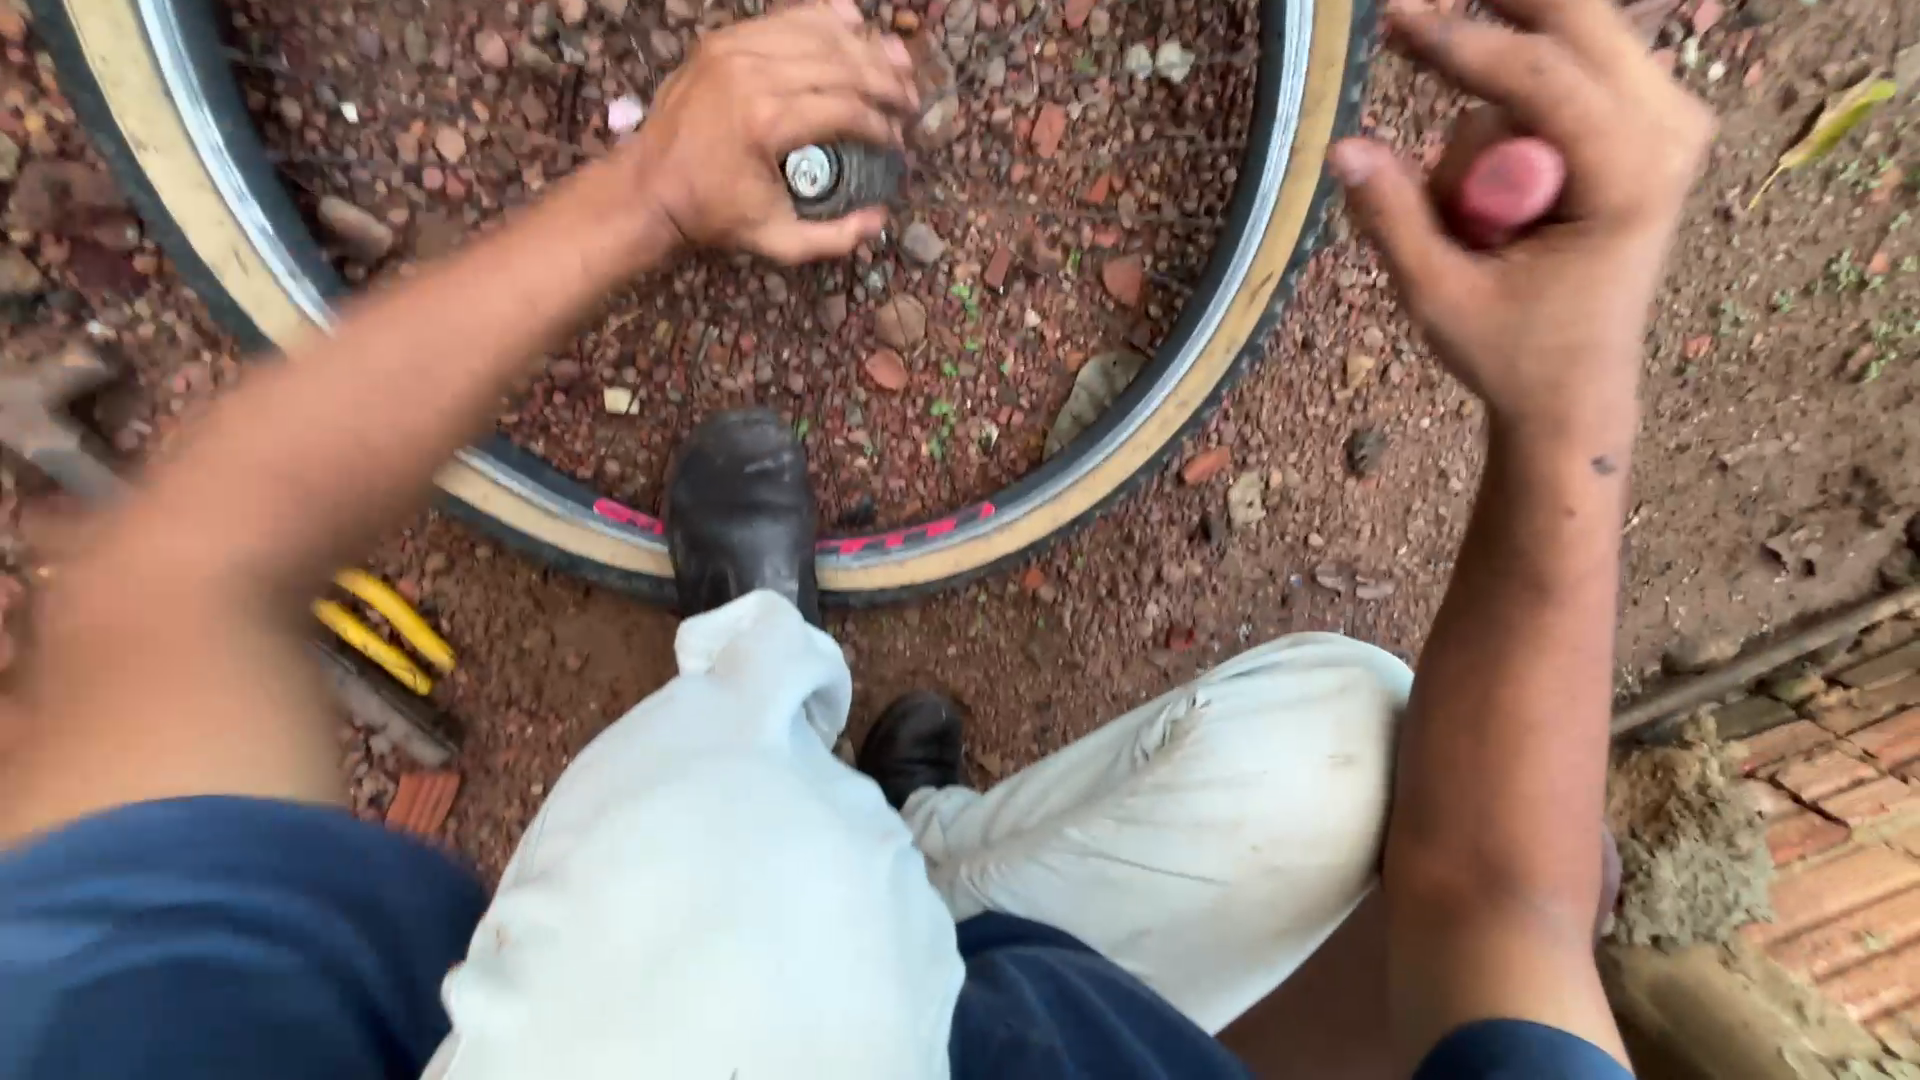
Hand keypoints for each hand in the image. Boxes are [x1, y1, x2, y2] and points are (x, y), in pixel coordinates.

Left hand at [621, 0, 917, 262]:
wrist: (650, 187)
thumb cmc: (716, 218)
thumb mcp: (778, 243)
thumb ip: (835, 238)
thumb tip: (881, 219)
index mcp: (766, 123)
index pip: (845, 107)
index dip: (881, 124)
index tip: (897, 144)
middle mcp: (752, 73)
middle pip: (839, 62)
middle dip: (885, 80)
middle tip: (911, 100)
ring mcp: (734, 48)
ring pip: (817, 32)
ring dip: (864, 47)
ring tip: (896, 64)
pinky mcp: (723, 40)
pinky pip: (784, 17)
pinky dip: (824, 18)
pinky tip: (854, 24)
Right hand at [1330, 0, 1713, 444]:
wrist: (1571, 392)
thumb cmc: (1510, 353)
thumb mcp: (1436, 295)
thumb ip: (1390, 216)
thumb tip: (1341, 146)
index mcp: (1628, 177)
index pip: (1541, 78)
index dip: (1461, 45)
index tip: (1393, 18)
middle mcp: (1666, 132)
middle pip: (1578, 27)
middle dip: (1500, 12)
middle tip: (1411, 9)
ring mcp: (1663, 127)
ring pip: (1566, 54)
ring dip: (1492, 105)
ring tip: (1463, 213)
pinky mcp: (1641, 135)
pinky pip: (1565, 83)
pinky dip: (1510, 109)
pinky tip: (1489, 186)